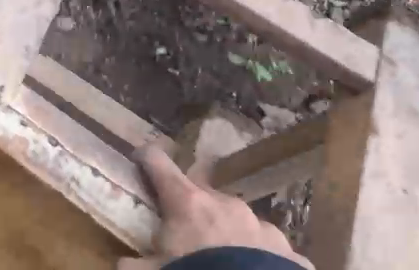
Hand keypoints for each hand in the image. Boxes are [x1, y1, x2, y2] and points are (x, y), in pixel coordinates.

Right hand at [121, 143, 312, 269]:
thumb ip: (134, 262)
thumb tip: (122, 263)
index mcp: (186, 200)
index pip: (156, 160)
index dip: (145, 159)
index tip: (139, 163)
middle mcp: (225, 204)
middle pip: (202, 194)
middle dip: (195, 209)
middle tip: (188, 235)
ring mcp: (264, 228)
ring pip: (241, 222)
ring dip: (231, 234)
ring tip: (229, 261)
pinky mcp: (295, 255)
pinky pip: (274, 251)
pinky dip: (265, 259)